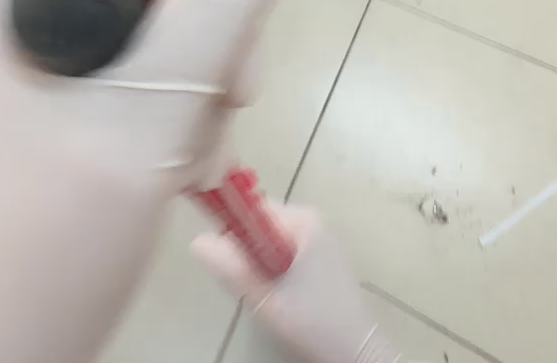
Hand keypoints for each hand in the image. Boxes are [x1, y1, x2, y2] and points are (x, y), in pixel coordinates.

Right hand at [193, 204, 402, 362]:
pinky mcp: (326, 254)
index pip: (254, 208)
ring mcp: (323, 236)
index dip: (235, 230)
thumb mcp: (267, 299)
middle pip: (263, 221)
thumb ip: (232, 269)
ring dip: (262, 260)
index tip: (229, 261)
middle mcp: (314, 219)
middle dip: (250, 249)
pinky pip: (288, 246)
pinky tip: (283, 293)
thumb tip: (195, 241)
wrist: (360, 357)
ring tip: (269, 292)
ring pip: (273, 237)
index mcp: (304, 221)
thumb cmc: (315, 325)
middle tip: (251, 284)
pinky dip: (278, 265)